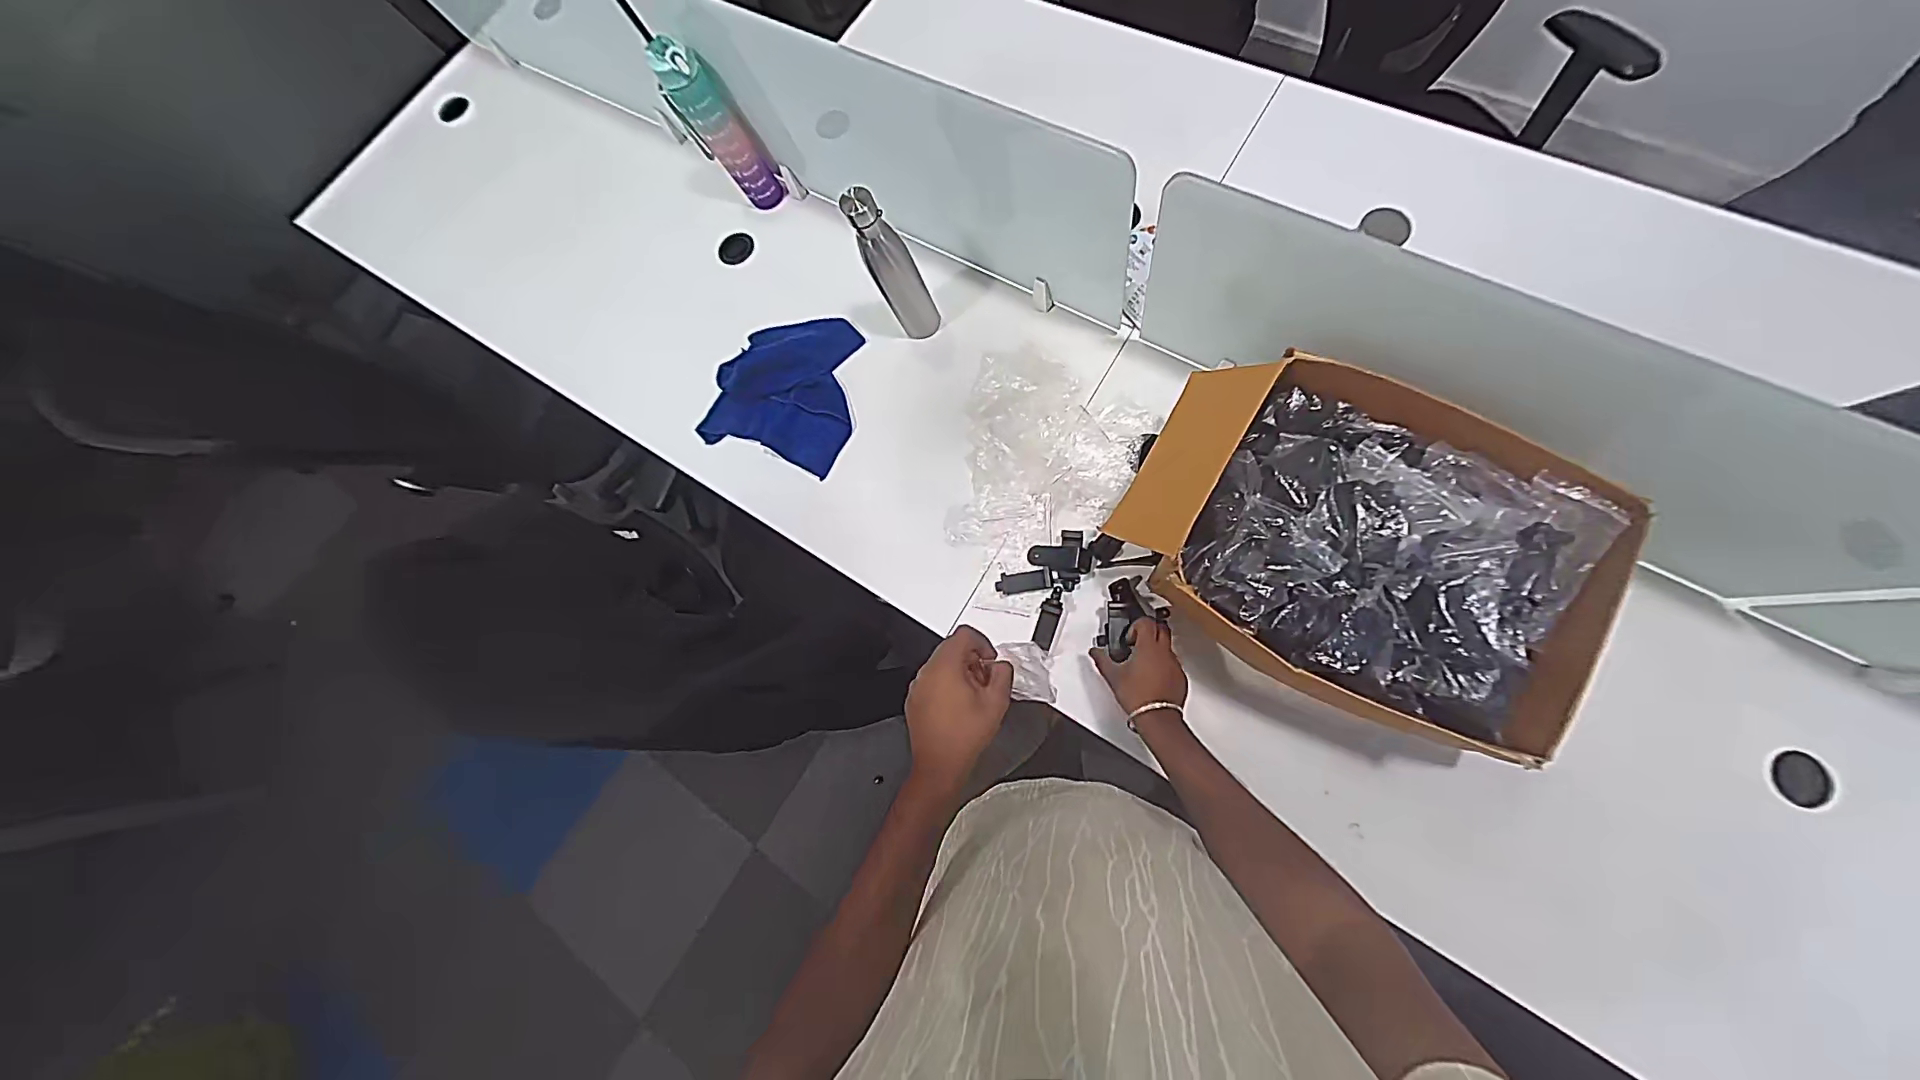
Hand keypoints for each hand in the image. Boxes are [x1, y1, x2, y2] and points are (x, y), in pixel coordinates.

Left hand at [905, 625, 1013, 789]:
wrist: (940, 765)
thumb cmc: (963, 737)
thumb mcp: (997, 701)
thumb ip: (1003, 674)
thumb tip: (1001, 666)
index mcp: (946, 666)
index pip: (964, 634)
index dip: (983, 643)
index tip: (989, 659)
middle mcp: (927, 672)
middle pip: (952, 648)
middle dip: (973, 660)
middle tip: (985, 680)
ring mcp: (918, 686)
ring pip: (942, 665)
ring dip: (960, 673)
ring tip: (974, 697)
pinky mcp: (915, 699)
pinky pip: (933, 681)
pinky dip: (947, 685)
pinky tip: (959, 707)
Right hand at [1089, 618, 1187, 721]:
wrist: (1156, 717)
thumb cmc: (1138, 697)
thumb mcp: (1113, 676)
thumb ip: (1102, 659)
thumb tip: (1096, 653)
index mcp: (1148, 647)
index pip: (1146, 622)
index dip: (1136, 625)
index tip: (1129, 636)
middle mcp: (1164, 653)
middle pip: (1161, 628)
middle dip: (1149, 631)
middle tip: (1136, 641)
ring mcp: (1174, 664)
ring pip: (1167, 647)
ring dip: (1156, 649)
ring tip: (1142, 662)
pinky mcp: (1180, 677)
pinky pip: (1172, 664)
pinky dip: (1163, 665)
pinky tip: (1152, 676)